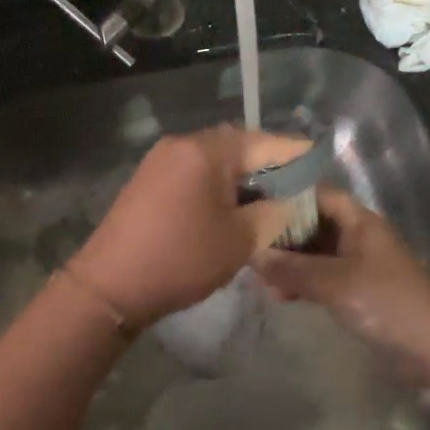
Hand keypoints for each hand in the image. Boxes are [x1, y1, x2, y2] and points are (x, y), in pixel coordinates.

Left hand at [69, 126, 310, 328]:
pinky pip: (195, 173)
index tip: (320, 168)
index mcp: (206, 151)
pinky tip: (232, 210)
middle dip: (270, 167)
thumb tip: (288, 201)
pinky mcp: (149, 180)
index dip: (296, 155)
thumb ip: (273, 214)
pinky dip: (218, 186)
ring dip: (243, 178)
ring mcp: (161, 161)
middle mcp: (182, 144)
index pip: (265, 142)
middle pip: (239, 147)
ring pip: (216, 161)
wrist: (109, 286)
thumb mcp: (239, 240)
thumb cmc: (180, 259)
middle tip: (297, 190)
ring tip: (269, 204)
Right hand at [251, 188, 429, 364]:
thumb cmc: (387, 303)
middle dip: (281, 232)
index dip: (286, 193)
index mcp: (359, 221)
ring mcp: (358, 264)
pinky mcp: (358, 291)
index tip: (250, 200)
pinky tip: (279, 295)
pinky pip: (322, 277)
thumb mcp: (335, 283)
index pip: (316, 193)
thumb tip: (252, 255)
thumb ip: (293, 269)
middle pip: (312, 222)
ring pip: (315, 252)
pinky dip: (301, 282)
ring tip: (257, 275)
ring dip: (288, 261)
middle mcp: (357, 236)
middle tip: (245, 242)